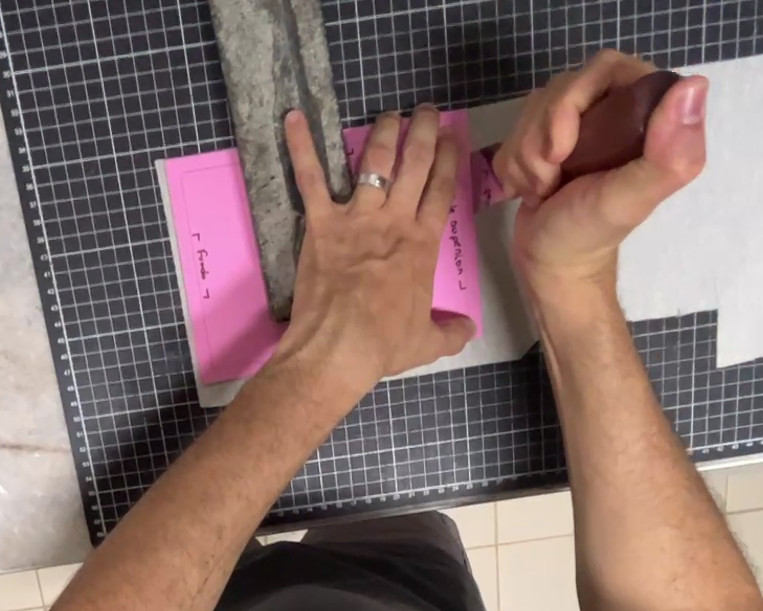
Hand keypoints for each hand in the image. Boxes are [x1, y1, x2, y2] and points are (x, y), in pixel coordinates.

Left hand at [269, 105, 476, 391]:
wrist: (340, 347)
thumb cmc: (384, 345)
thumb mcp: (427, 343)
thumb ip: (450, 332)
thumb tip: (469, 331)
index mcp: (421, 245)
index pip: (441, 192)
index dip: (449, 161)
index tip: (453, 138)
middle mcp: (393, 222)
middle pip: (414, 166)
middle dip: (423, 133)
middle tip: (427, 111)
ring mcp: (356, 219)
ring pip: (373, 163)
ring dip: (382, 134)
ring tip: (389, 114)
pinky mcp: (321, 225)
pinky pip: (310, 180)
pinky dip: (301, 147)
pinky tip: (293, 119)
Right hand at [493, 51, 708, 289]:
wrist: (550, 266)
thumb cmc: (590, 234)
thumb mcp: (631, 198)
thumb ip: (668, 153)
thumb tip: (694, 86)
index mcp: (644, 112)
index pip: (603, 69)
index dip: (571, 101)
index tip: (562, 148)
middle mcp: (611, 112)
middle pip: (559, 89)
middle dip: (542, 139)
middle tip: (549, 178)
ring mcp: (574, 129)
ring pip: (532, 113)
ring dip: (526, 159)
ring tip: (543, 190)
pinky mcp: (542, 147)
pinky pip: (514, 137)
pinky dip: (513, 170)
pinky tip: (531, 192)